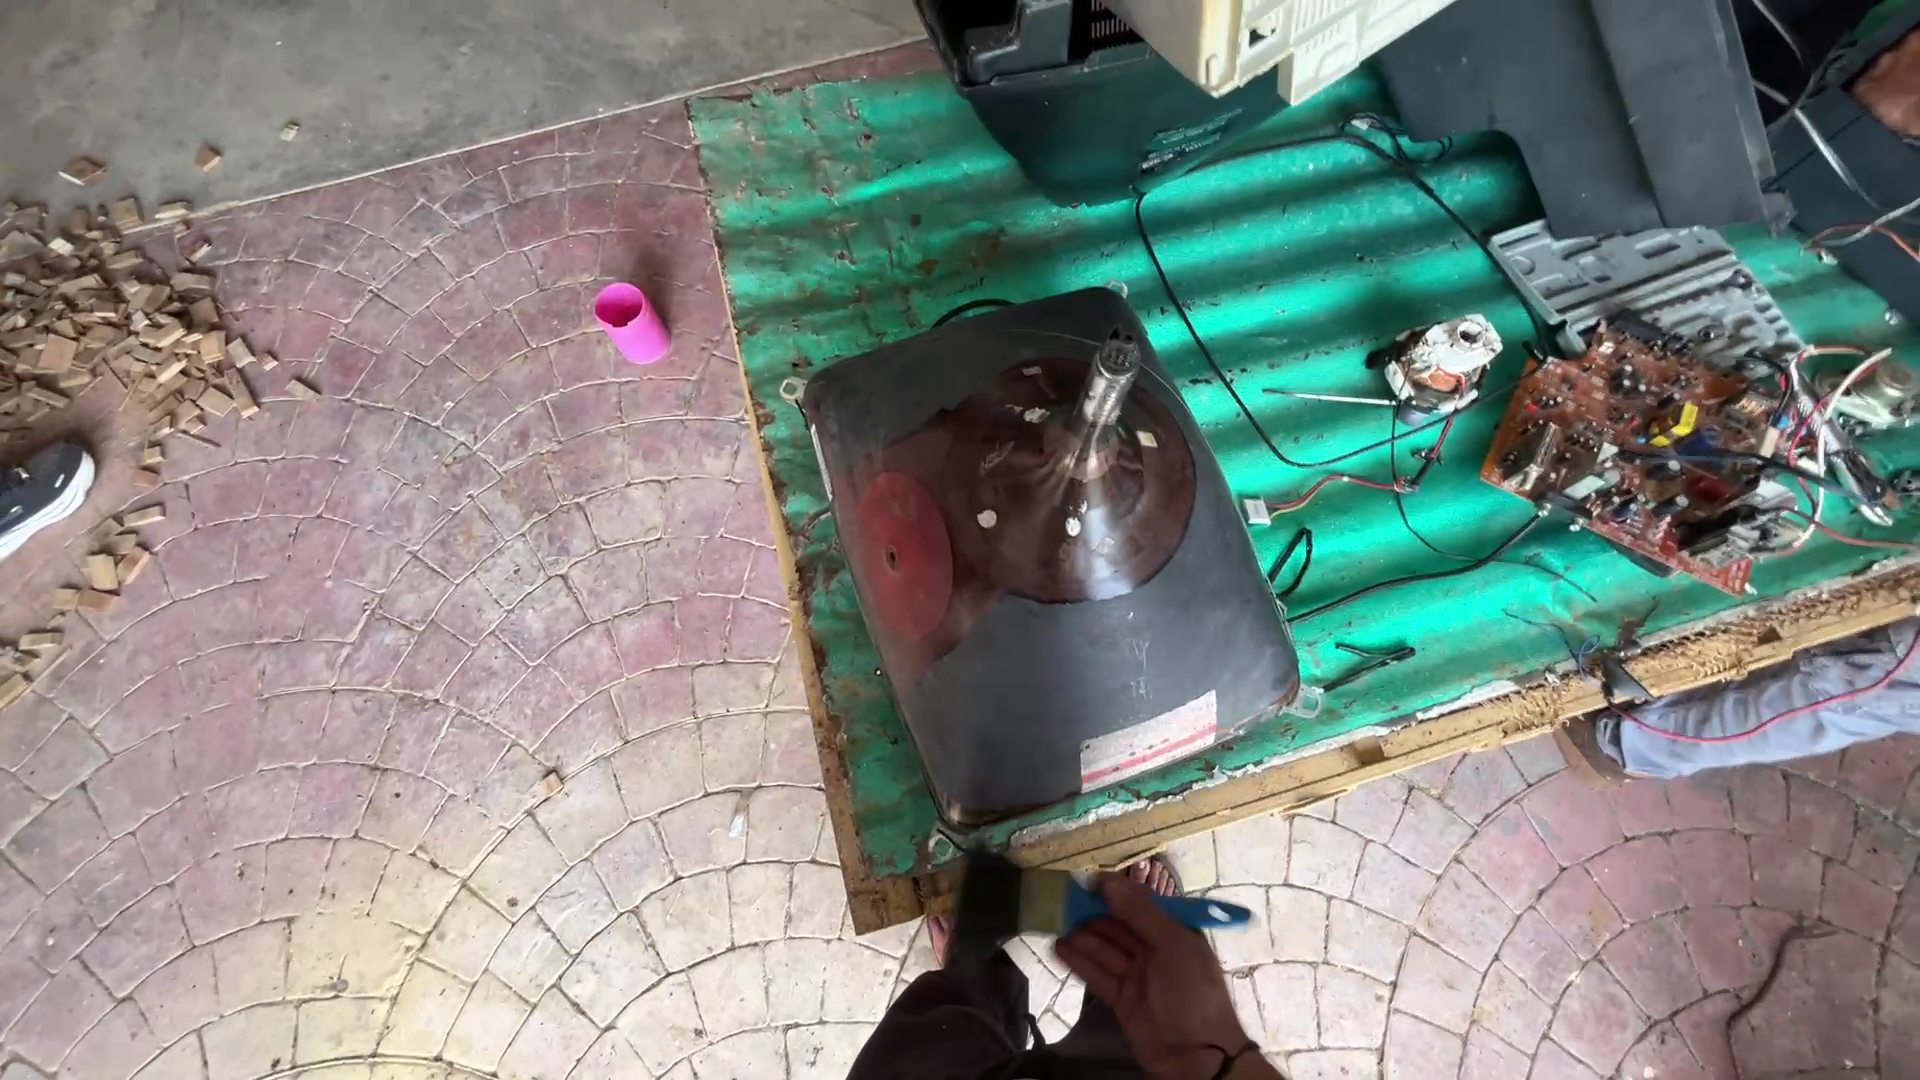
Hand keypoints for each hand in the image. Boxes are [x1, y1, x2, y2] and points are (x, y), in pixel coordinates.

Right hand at [1053, 874, 1273, 1079]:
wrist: (1198, 1058)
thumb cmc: (1192, 992)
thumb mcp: (1173, 945)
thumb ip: (1140, 913)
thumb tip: (1108, 883)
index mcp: (1173, 933)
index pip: (1141, 905)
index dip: (1116, 892)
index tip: (1090, 881)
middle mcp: (1154, 950)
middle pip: (1118, 926)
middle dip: (1094, 913)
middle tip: (1066, 899)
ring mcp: (1137, 976)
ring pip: (1105, 949)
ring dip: (1083, 936)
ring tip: (1058, 922)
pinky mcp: (1121, 999)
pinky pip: (1098, 975)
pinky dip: (1079, 961)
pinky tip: (1060, 948)